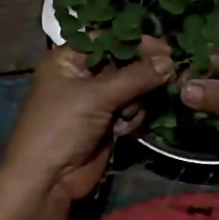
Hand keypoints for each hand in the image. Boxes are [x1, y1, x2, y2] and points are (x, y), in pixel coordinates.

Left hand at [0, 37, 174, 199]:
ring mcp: (94, 101)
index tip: (164, 48)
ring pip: (131, 89)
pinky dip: (132, 118)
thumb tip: (169, 61)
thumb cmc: (62, 127)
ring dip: (136, 100)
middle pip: (122, 63)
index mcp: (67, 60)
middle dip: (141, 73)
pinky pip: (130, 111)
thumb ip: (135, 76)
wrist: (48, 180)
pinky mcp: (106, 123)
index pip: (106, 39)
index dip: (134, 42)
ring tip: (128, 115)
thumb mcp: (96, 95)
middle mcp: (81, 76)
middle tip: (167, 75)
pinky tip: (123, 130)